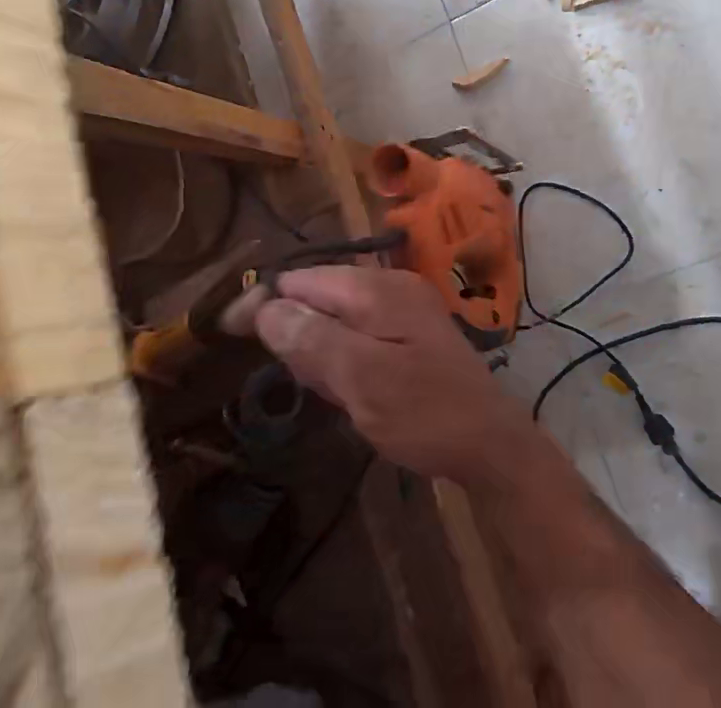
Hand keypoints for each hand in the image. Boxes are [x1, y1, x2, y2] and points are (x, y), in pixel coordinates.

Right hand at [224, 265, 537, 485]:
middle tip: (312, 383)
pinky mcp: (412, 339)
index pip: (303, 279)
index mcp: (381, 290)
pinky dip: (346, 364)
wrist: (488, 442)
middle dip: (299, 337)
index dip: (266, 305)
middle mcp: (394, 290)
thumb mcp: (362, 379)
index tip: (232, 338)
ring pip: (338, 323)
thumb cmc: (426, 412)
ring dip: (323, 357)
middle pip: (320, 298)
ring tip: (338, 394)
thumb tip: (268, 307)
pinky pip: (361, 341)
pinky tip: (355, 396)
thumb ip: (314, 339)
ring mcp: (406, 314)